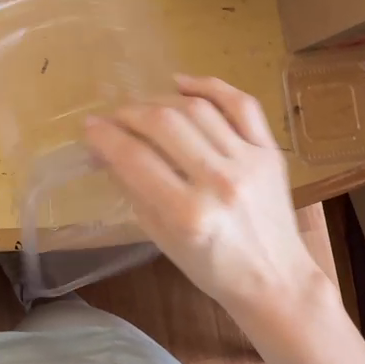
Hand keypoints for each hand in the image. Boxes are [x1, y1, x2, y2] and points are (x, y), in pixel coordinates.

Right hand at [84, 74, 323, 317]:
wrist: (275, 279)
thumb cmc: (211, 268)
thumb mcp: (161, 238)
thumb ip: (134, 190)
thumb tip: (105, 151)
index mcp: (187, 214)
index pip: (135, 158)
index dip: (105, 136)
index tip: (89, 127)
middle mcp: (219, 182)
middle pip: (164, 123)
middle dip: (129, 113)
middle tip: (113, 117)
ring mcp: (249, 162)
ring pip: (198, 108)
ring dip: (161, 99)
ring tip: (143, 106)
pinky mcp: (270, 152)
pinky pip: (241, 105)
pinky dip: (210, 86)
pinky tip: (182, 84)